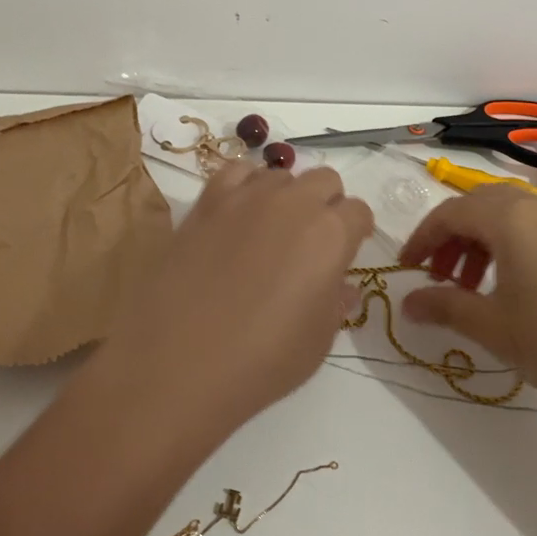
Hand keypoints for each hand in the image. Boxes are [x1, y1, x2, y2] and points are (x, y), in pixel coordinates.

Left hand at [97, 161, 373, 428]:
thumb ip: (335, 303)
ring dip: (285, 197)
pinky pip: (237, 172)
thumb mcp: (317, 342)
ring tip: (269, 232)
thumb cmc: (261, 361)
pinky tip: (238, 216)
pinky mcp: (208, 200)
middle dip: (325, 204)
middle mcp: (295, 203)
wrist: (178, 363)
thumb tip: (341, 285)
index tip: (344, 255)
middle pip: (324, 180)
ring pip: (280, 175)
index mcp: (331, 234)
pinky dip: (245, 187)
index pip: (358, 211)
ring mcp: (248, 196)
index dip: (355, 232)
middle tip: (310, 243)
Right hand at [398, 184, 536, 418]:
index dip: (422, 237)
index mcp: (510, 218)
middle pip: (483, 205)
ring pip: (515, 216)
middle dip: (454, 236)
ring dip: (485, 242)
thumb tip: (407, 303)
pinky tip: (522, 290)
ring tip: (477, 287)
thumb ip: (444, 307)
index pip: (451, 212)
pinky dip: (518, 247)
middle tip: (440, 276)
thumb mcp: (492, 328)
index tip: (407, 268)